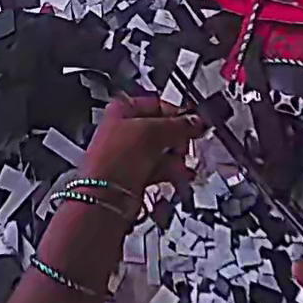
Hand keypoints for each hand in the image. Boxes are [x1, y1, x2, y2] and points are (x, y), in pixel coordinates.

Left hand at [79, 97, 205, 196]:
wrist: (106, 198)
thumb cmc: (115, 159)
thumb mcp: (152, 132)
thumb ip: (178, 125)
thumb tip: (196, 121)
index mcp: (122, 109)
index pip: (157, 104)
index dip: (178, 114)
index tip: (195, 124)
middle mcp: (124, 130)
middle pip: (162, 131)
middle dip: (178, 141)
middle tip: (187, 147)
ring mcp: (130, 154)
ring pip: (163, 153)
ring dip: (177, 161)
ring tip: (183, 167)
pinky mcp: (136, 176)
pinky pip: (160, 171)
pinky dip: (171, 175)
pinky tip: (178, 180)